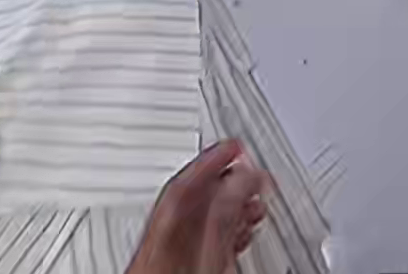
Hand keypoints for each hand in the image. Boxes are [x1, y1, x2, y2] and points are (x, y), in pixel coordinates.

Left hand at [126, 140, 269, 273]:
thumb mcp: (217, 263)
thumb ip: (227, 218)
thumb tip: (243, 177)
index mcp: (161, 248)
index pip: (182, 188)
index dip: (211, 160)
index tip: (236, 146)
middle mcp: (154, 258)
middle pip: (187, 202)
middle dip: (225, 181)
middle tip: (251, 170)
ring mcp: (159, 271)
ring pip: (191, 224)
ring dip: (225, 206)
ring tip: (254, 200)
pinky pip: (193, 244)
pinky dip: (218, 231)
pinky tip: (239, 234)